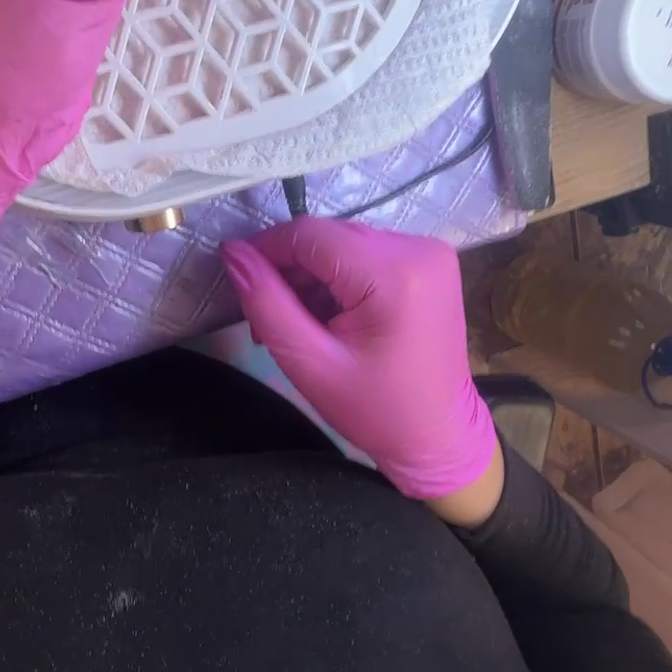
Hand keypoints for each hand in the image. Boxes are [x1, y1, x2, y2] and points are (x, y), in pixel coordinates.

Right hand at [221, 218, 498, 503]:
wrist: (439, 436)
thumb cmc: (375, 410)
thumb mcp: (309, 363)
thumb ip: (266, 302)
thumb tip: (232, 251)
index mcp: (394, 274)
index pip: (310, 234)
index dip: (266, 249)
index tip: (241, 279)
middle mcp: (417, 248)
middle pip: (327, 236)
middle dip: (290, 268)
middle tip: (267, 314)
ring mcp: (428, 252)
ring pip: (342, 242)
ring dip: (312, 274)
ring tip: (298, 321)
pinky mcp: (428, 260)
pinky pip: (364, 252)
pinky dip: (338, 276)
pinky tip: (329, 313)